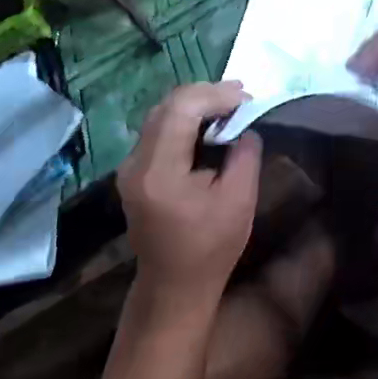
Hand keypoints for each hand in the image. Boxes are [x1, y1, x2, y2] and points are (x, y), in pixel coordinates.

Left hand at [117, 81, 263, 295]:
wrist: (174, 285)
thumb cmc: (211, 248)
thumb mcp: (240, 200)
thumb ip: (245, 156)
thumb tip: (245, 127)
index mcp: (159, 172)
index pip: (181, 110)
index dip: (215, 95)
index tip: (247, 97)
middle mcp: (135, 163)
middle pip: (167, 106)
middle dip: (206, 93)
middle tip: (242, 94)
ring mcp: (130, 167)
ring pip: (160, 114)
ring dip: (195, 103)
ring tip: (230, 103)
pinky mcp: (135, 171)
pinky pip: (158, 129)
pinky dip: (185, 118)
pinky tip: (209, 122)